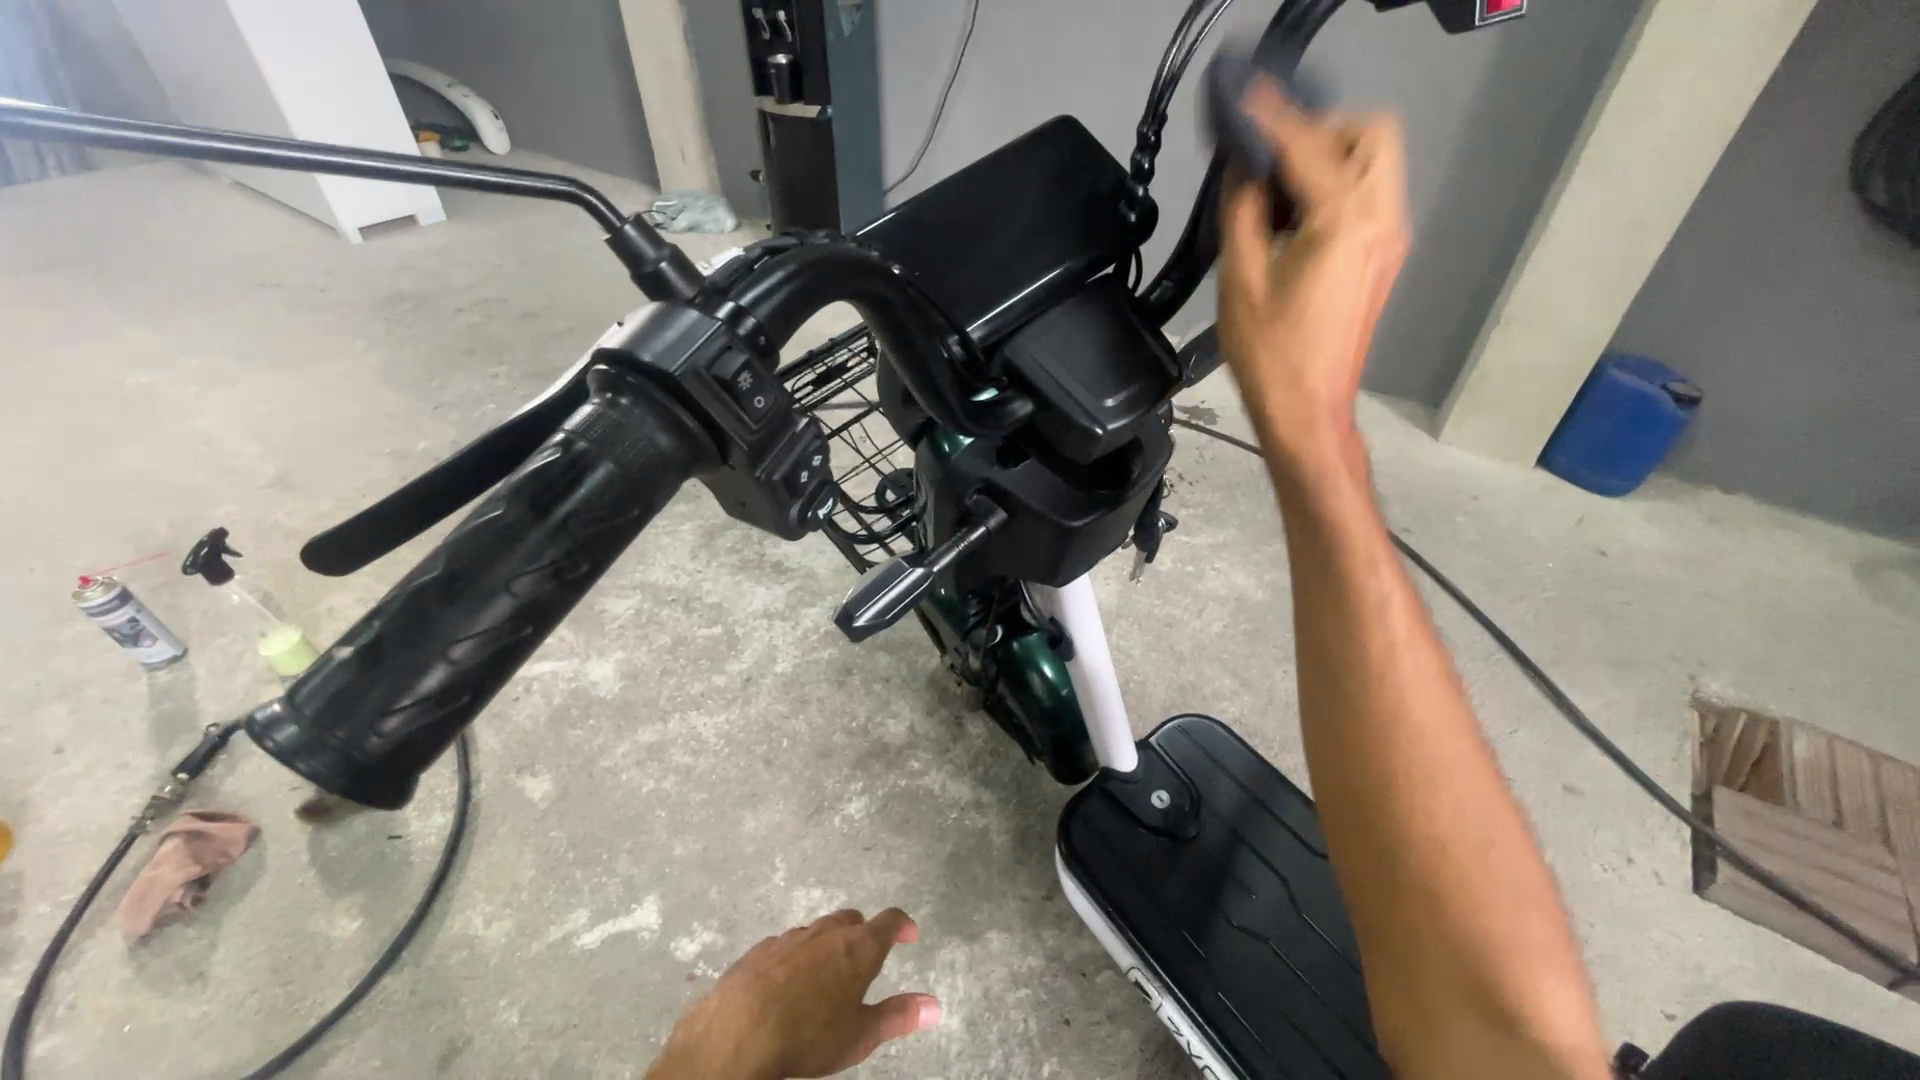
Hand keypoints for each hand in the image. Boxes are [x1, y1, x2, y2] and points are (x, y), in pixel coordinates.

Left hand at [646, 908, 940, 1079]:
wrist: (736, 1035)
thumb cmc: (808, 1036)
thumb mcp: (860, 1035)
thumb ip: (898, 1016)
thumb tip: (934, 1006)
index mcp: (858, 947)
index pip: (888, 920)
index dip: (901, 924)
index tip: (909, 934)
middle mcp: (825, 932)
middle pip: (850, 919)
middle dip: (862, 932)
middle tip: (866, 957)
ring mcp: (789, 938)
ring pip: (816, 931)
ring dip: (826, 944)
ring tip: (826, 974)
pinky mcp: (758, 951)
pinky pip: (785, 945)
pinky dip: (795, 957)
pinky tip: (787, 983)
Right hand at [1217, 78, 1409, 468]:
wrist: (1309, 411)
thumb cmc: (1270, 355)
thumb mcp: (1240, 280)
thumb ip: (1243, 211)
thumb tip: (1243, 172)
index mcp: (1345, 222)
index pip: (1311, 145)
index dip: (1274, 119)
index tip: (1247, 101)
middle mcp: (1382, 220)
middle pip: (1372, 134)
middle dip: (1323, 130)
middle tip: (1274, 156)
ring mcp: (1390, 239)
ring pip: (1377, 162)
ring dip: (1332, 156)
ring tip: (1280, 186)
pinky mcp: (1384, 257)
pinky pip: (1370, 195)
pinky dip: (1338, 185)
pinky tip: (1296, 214)